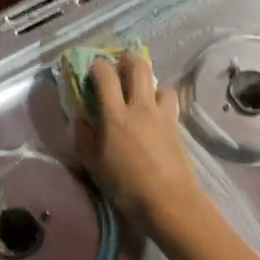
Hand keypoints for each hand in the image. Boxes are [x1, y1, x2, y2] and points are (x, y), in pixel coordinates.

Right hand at [76, 54, 205, 229]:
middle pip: (139, 68)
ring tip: (144, 95)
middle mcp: (141, 108)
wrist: (168, 199)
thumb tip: (81, 120)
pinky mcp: (177, 127)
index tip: (94, 70)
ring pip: (161, 83)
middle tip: (121, 66)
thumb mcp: (95, 166)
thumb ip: (85, 139)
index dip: (98, 66)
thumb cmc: (126, 186)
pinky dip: (163, 102)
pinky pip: (171, 103)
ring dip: (151, 84)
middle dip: (129, 60)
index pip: (106, 76)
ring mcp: (163, 115)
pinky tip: (157, 116)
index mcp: (116, 116)